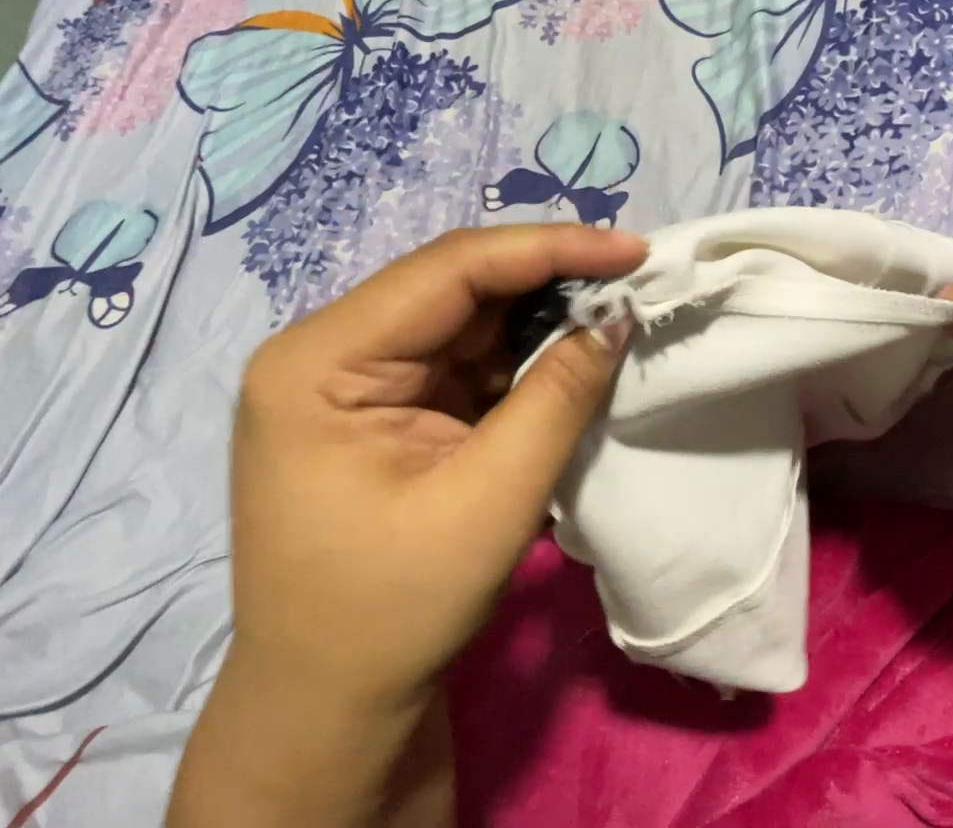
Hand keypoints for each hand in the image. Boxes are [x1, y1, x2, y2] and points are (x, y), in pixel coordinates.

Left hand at [170, 224, 643, 827]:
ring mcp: (354, 382)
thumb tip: (616, 321)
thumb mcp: (491, 498)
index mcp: (319, 362)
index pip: (449, 270)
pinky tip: (571, 355)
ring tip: (614, 313)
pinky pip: (464, 363)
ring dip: (541, 319)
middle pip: (455, 288)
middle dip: (549, 281)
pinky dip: (522, 360)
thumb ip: (558, 396)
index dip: (549, 249)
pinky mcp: (385, 410)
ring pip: (466, 322)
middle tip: (633, 279)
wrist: (332, 702)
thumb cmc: (395, 607)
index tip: (632, 250)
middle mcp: (327, 354)